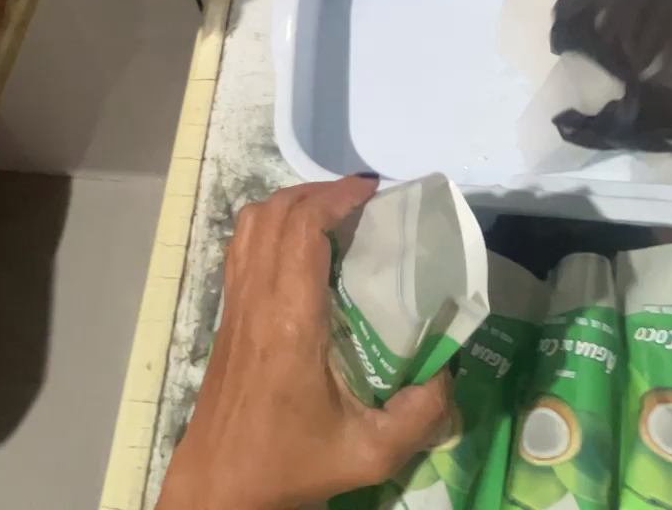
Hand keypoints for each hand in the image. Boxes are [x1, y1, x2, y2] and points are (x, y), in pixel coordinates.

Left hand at [156, 176, 453, 509]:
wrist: (222, 481)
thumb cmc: (291, 461)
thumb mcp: (369, 452)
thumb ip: (419, 413)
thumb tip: (449, 370)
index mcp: (291, 316)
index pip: (303, 227)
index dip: (336, 196)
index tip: (372, 191)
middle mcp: (258, 293)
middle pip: (277, 211)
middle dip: (320, 192)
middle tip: (362, 200)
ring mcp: (236, 296)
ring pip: (252, 219)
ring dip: (291, 202)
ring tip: (331, 212)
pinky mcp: (226, 306)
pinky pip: (242, 241)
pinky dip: (270, 222)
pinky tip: (298, 243)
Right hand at [549, 0, 671, 186]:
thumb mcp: (656, 128)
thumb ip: (600, 126)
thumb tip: (561, 122)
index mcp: (629, 19)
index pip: (574, 13)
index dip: (564, 31)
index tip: (564, 48)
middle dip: (580, 2)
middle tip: (578, 28)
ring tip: (614, 21)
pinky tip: (657, 15)